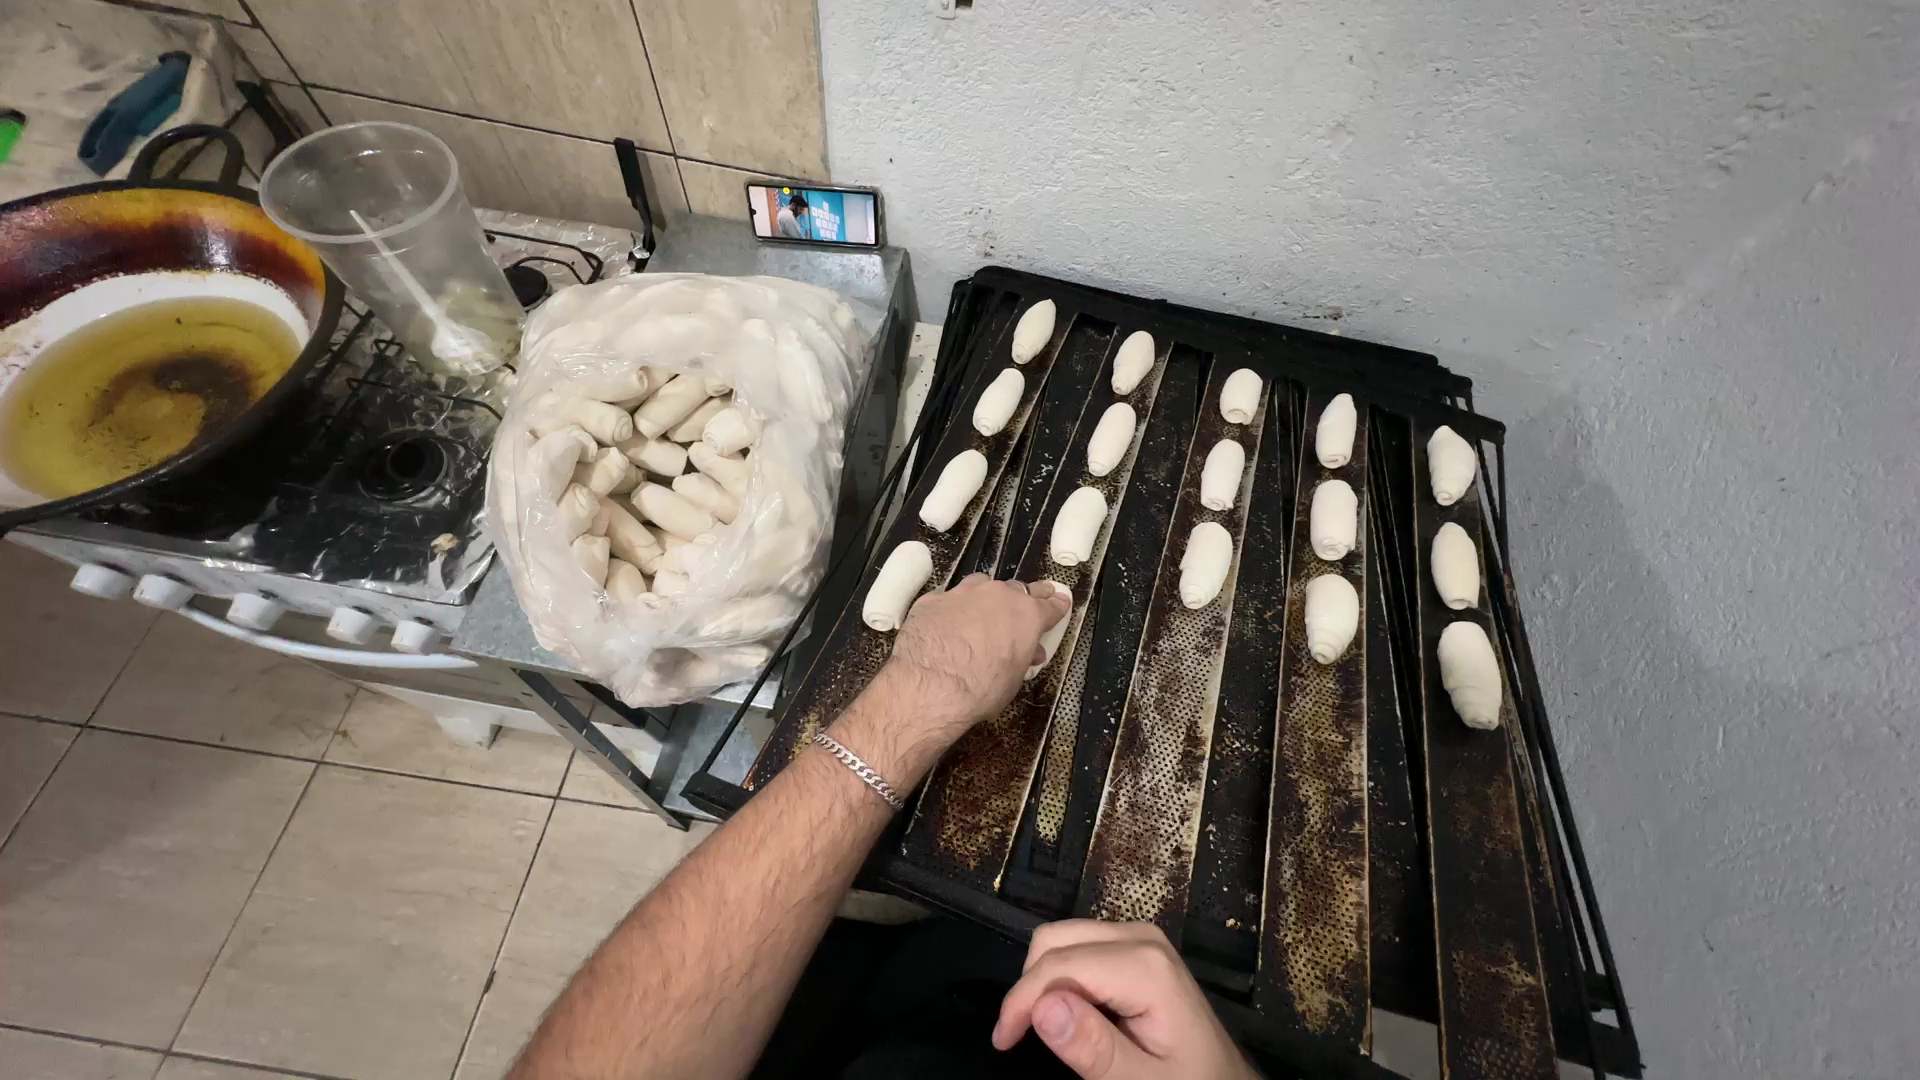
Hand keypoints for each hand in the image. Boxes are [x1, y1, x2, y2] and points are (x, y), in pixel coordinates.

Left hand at [834, 575, 1067, 784]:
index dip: (1056, 605)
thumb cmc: (981, 689)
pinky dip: (952, 609)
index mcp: (1026, 614)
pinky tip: (945, 625)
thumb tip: (1028, 650)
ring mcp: (963, 593)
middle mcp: (997, 595)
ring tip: (982, 612)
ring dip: (985, 597)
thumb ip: (1022, 657)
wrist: (930, 685)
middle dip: (1023, 597)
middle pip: (1017, 589)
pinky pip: (948, 599)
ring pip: (981, 585)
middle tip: (1027, 602)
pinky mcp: (933, 599)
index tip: (1060, 602)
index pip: (1050, 605)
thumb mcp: (1013, 678)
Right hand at [993, 920, 1258, 1079]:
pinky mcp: (1135, 947)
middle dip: (1030, 986)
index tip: (1002, 1041)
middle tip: (1018, 1037)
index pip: (1059, 965)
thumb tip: (1041, 1006)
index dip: (1021, 1000)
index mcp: (1144, 964)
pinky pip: (1080, 948)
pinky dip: (1061, 977)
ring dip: (1043, 981)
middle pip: (1056, 940)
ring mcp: (1139, 937)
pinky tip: (1065, 1015)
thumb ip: (1094, 1049)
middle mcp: (1139, 936)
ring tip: (1040, 1030)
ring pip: (1064, 939)